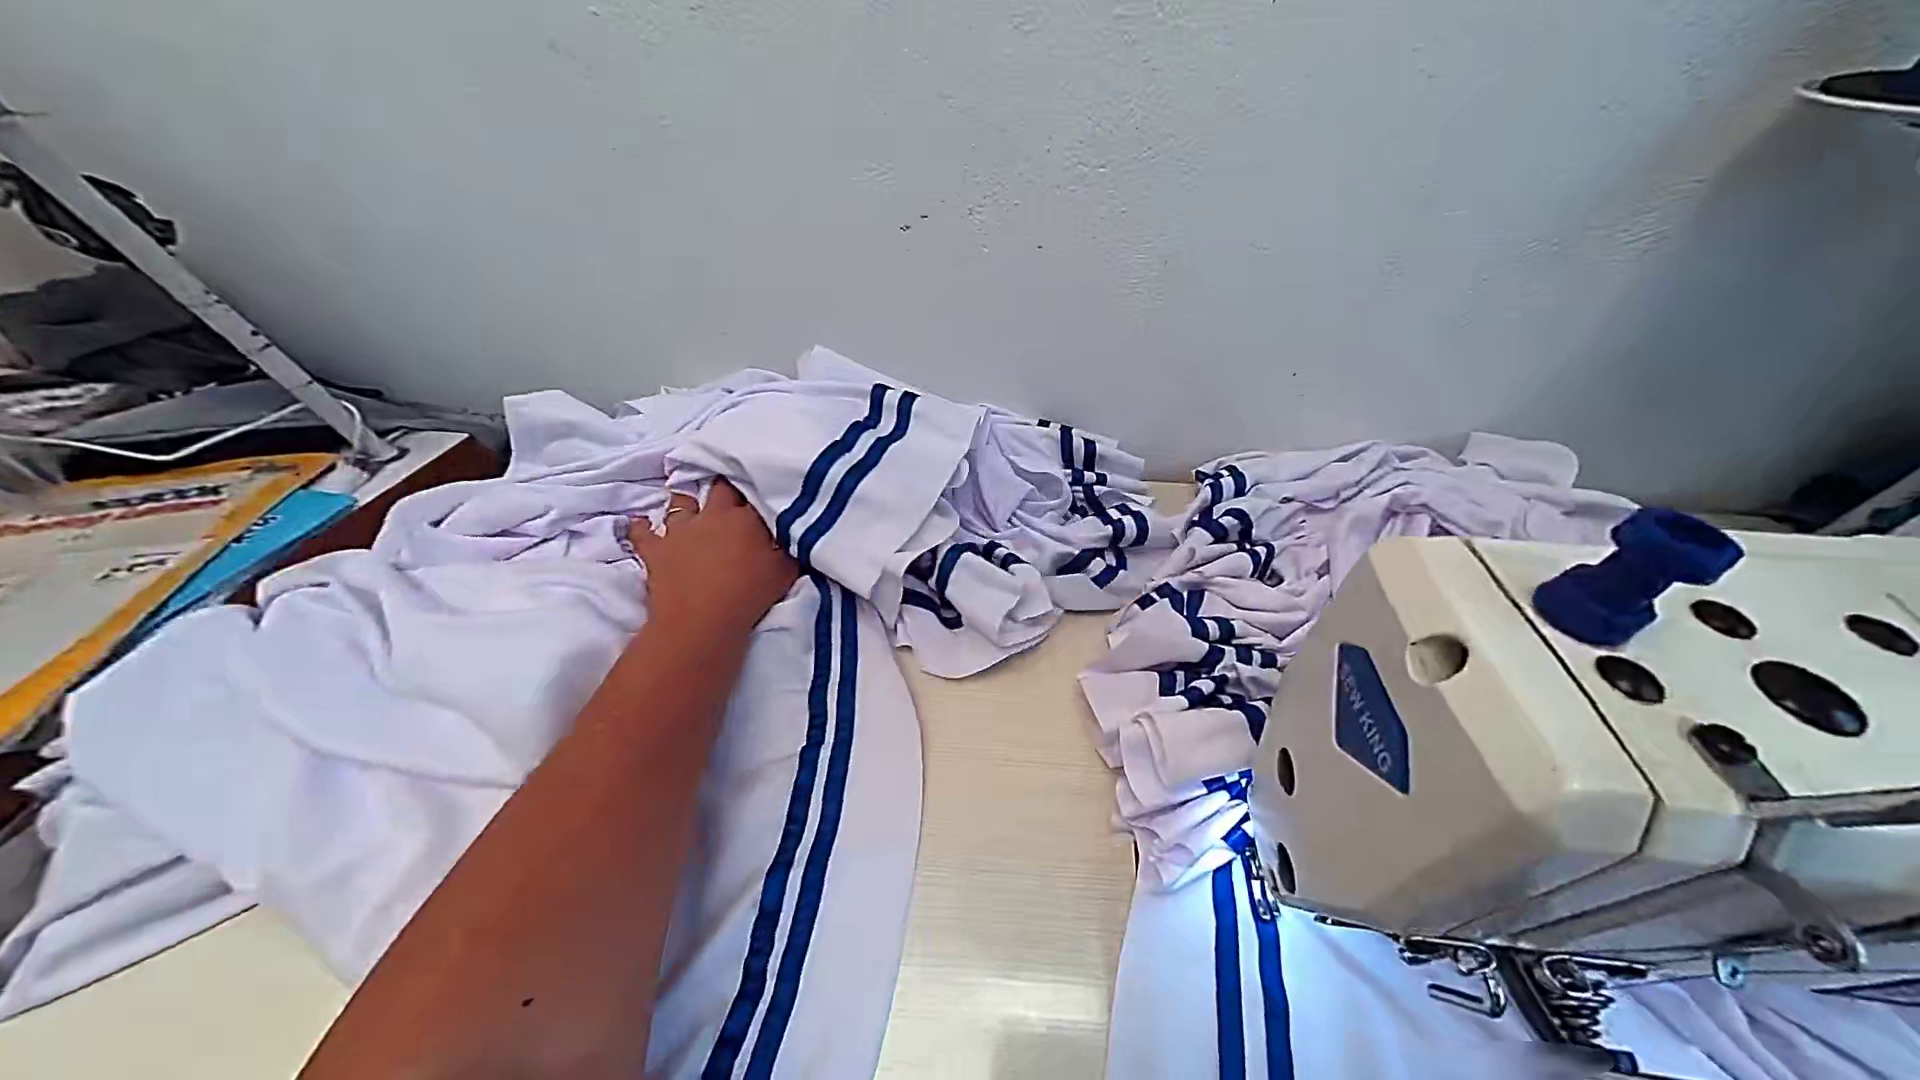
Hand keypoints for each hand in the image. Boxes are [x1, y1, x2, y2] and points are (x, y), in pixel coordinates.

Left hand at [629, 480, 800, 641]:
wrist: (701, 622)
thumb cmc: (749, 595)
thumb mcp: (785, 572)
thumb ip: (789, 547)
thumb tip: (792, 531)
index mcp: (746, 518)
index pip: (755, 494)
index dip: (759, 491)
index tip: (764, 492)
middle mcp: (712, 515)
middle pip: (719, 489)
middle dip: (726, 487)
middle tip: (731, 492)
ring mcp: (680, 530)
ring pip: (681, 502)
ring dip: (686, 501)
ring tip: (690, 500)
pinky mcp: (655, 549)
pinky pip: (642, 532)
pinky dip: (641, 527)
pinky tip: (640, 522)